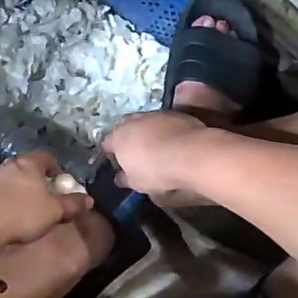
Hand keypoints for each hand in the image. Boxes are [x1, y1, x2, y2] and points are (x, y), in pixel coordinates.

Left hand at [0, 153, 95, 250]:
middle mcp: (9, 165)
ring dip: (21, 188)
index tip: (60, 181)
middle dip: (38, 178)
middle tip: (47, 194)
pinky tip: (9, 212)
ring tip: (28, 205)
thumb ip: (73, 204)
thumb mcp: (55, 211)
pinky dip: (6, 197)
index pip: (47, 157)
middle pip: (28, 167)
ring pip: (12, 178)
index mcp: (29, 164)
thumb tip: (89, 199)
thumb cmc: (23, 215)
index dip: (56, 168)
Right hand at [99, 112, 215, 196]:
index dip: (111, 153)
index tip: (119, 164)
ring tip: (156, 146)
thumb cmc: (156, 171)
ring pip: (145, 121)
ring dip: (147, 131)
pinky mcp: (175, 113)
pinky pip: (164, 122)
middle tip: (136, 152)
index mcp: (118, 137)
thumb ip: (124, 178)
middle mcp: (134, 121)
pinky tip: (173, 142)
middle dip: (128, 137)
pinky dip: (165, 130)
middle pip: (125, 127)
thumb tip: (119, 177)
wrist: (190, 154)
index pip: (107, 143)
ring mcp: (155, 114)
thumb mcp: (136, 183)